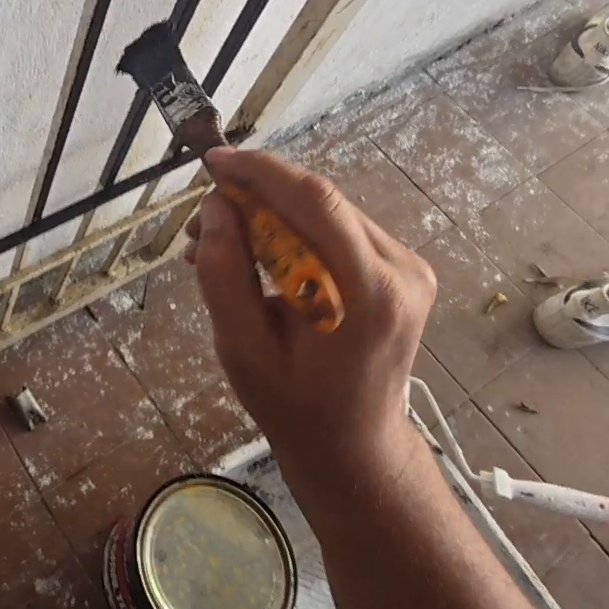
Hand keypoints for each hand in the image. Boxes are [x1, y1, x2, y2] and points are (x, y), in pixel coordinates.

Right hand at [183, 147, 436, 497]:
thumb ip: (225, 275)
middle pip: (320, 202)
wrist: (354, 444)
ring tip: (219, 245)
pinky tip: (257, 254)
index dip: (260, 172)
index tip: (213, 163)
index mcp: (368, 293)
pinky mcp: (403, 269)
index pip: (315, 202)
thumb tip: (216, 208)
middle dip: (254, 198)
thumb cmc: (293, 405)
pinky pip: (337, 230)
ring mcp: (409, 267)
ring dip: (269, 215)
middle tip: (200, 224)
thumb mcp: (242, 348)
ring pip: (326, 211)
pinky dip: (292, 231)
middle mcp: (401, 269)